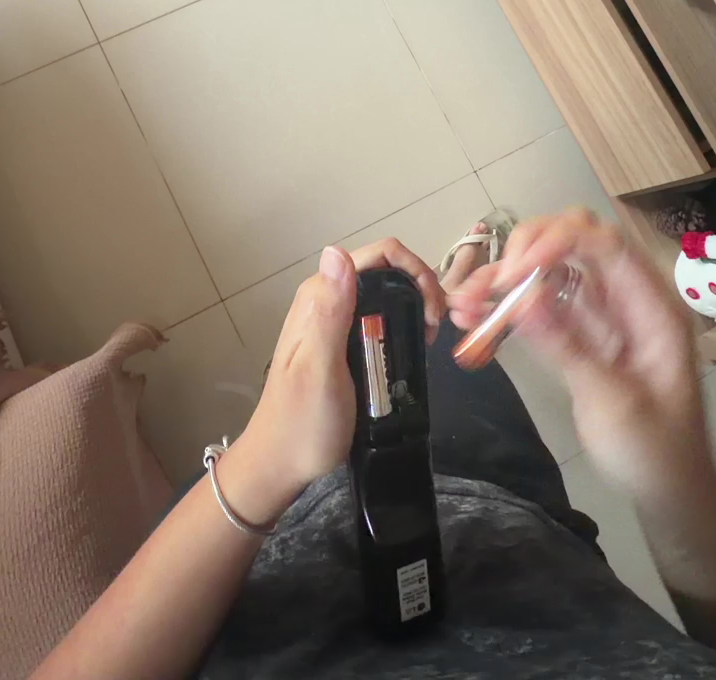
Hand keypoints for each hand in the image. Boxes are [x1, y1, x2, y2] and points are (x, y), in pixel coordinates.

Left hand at [224, 239, 444, 524]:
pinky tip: (413, 346)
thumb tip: (337, 251)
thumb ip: (330, 310)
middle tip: (434, 330)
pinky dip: (404, 321)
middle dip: (420, 286)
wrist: (281, 464)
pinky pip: (380, 313)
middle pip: (386, 268)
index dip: (413, 270)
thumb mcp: (320, 368)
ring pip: (386, 290)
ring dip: (415, 303)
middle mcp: (327, 297)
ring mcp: (334, 318)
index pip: (378, 255)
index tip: (431, 311)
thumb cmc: (303, 422)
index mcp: (320, 295)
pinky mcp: (343, 339)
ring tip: (428, 339)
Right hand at [449, 209, 715, 503]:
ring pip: (546, 268)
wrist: (667, 487)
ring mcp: (596, 310)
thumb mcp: (614, 403)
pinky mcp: (574, 330)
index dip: (556, 241)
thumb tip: (521, 300)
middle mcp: (622, 295)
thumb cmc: (656, 450)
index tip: (514, 272)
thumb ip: (567, 347)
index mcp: (649, 304)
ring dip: (503, 277)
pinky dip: (502, 305)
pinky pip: (535, 303)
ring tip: (463, 301)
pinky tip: (471, 314)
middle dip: (524, 250)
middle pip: (571, 239)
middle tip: (490, 285)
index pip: (604, 243)